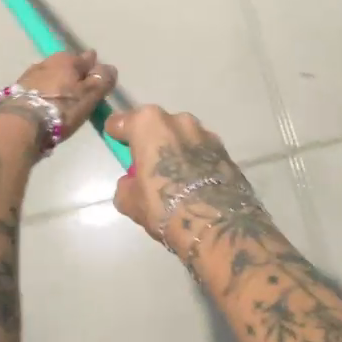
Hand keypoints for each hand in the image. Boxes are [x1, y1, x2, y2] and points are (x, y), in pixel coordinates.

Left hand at [10, 50, 116, 140]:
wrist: (18, 126)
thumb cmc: (60, 109)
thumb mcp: (89, 96)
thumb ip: (102, 80)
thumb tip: (109, 67)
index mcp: (67, 60)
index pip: (87, 58)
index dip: (93, 68)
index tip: (96, 80)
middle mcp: (47, 62)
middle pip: (66, 65)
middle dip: (73, 75)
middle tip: (79, 92)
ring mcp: (29, 75)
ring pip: (49, 76)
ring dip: (56, 84)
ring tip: (61, 101)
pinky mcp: (16, 91)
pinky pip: (36, 89)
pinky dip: (42, 95)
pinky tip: (44, 107)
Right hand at [107, 106, 257, 250]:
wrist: (216, 222)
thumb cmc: (165, 204)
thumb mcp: (130, 201)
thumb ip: (126, 185)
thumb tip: (132, 183)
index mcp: (149, 123)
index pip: (122, 121)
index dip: (117, 134)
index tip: (117, 145)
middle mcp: (178, 119)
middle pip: (156, 126)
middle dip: (151, 142)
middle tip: (148, 167)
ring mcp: (205, 132)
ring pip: (181, 137)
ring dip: (176, 150)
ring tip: (175, 178)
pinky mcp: (224, 149)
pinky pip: (201, 151)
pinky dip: (195, 160)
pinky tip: (195, 183)